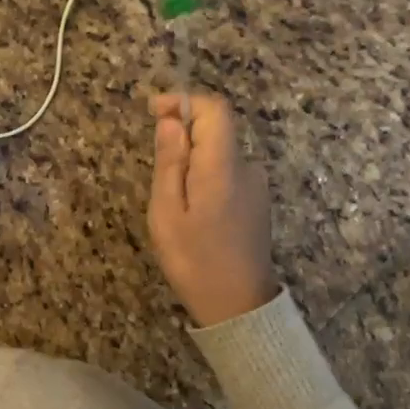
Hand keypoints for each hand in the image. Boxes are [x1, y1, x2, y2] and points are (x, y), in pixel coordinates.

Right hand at [147, 93, 279, 326]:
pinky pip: (226, 173)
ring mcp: (256, 186)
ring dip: (191, 161)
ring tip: (169, 201)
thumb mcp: (167, 212)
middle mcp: (247, 168)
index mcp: (223, 167)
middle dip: (182, 135)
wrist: (239, 307)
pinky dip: (203, 177)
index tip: (153, 111)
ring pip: (218, 154)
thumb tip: (170, 121)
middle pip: (216, 130)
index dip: (183, 101)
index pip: (214, 109)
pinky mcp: (256, 202)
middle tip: (154, 170)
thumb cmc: (195, 261)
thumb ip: (170, 163)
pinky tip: (190, 212)